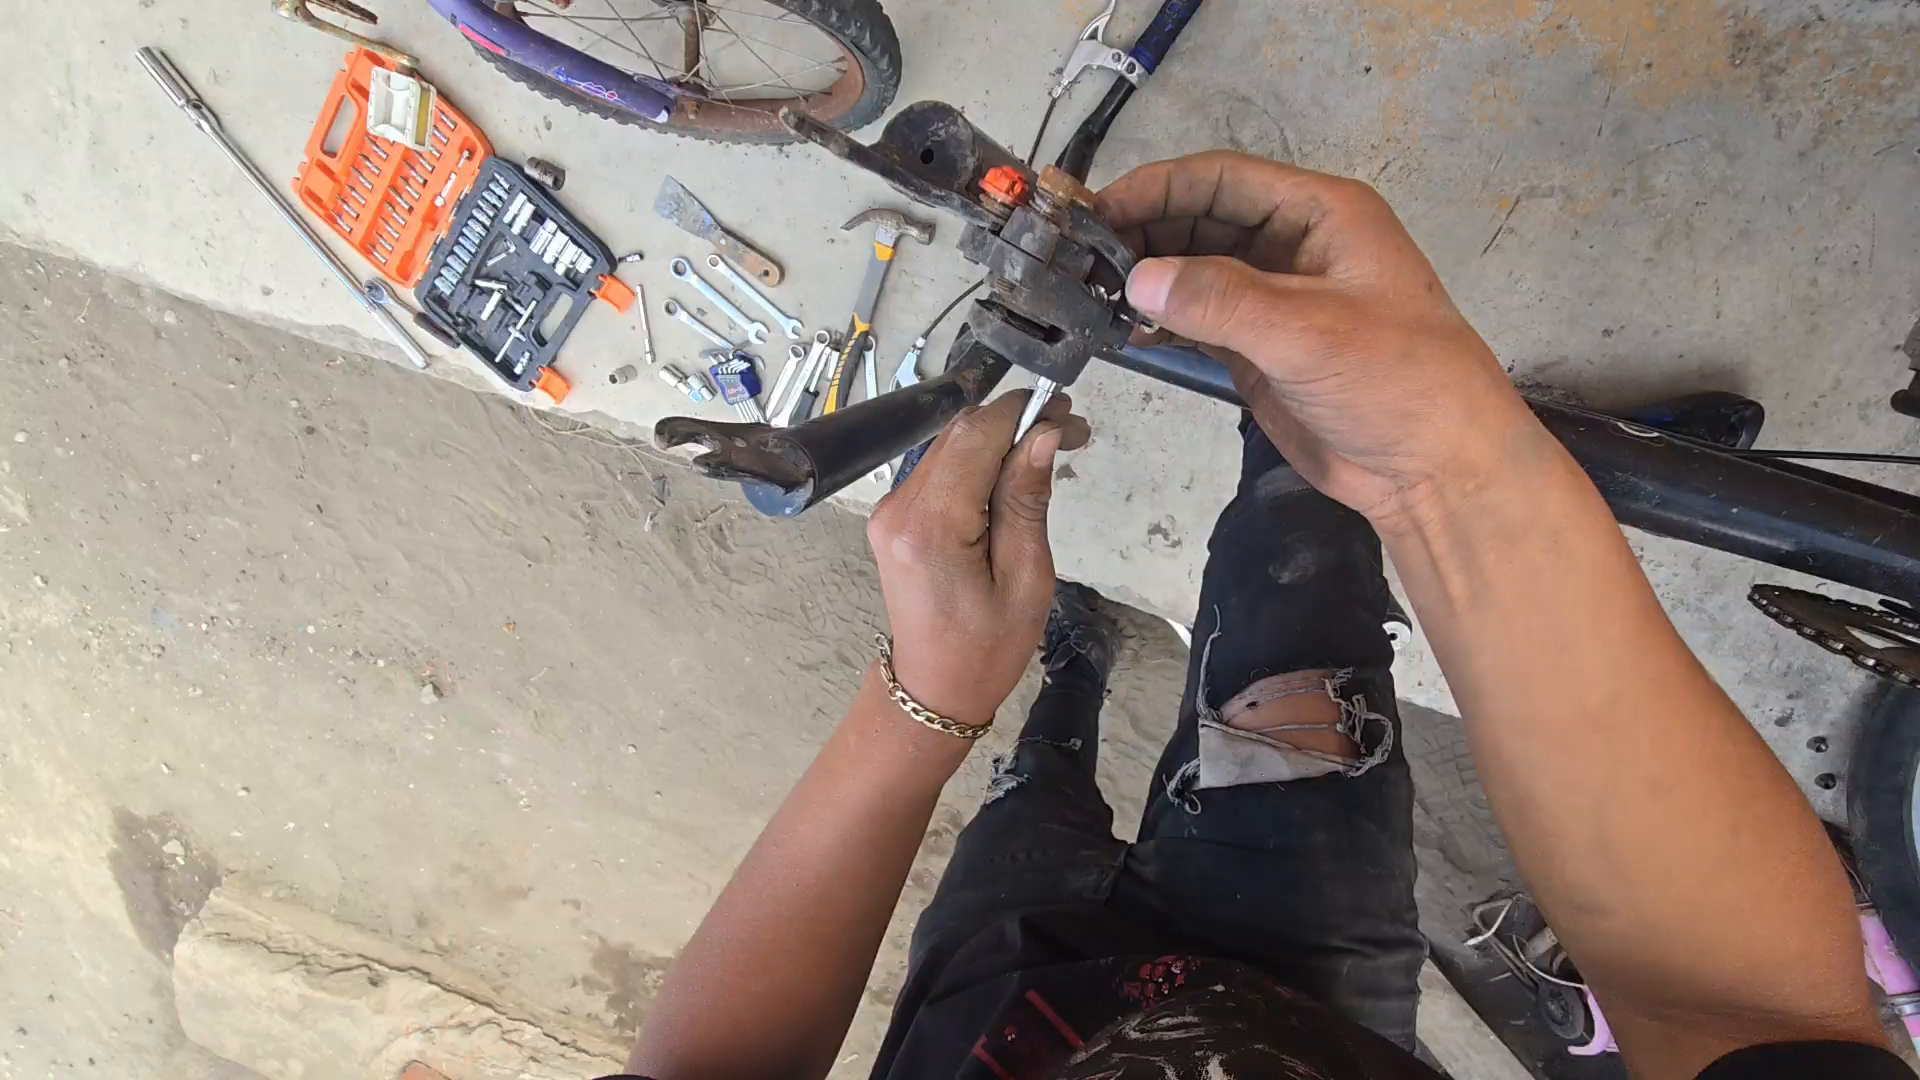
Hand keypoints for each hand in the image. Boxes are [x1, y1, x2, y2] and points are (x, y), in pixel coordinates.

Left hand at [867, 392, 1090, 728]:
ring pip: (949, 447)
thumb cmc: (987, 649)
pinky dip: (978, 463)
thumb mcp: (1026, 579)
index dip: (1024, 413)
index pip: (976, 437)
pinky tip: (1011, 478)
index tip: (1068, 414)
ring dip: (999, 441)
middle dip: (1016, 423)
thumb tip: (1043, 436)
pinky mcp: (894, 517)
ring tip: (1048, 454)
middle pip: (959, 434)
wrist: (933, 687)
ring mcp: (890, 511)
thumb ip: (1026, 501)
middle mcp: (899, 508)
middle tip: (1070, 433)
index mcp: (931, 527)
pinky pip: (940, 471)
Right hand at [1096, 152, 1540, 534]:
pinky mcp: (1253, 349)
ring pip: (1192, 273)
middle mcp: (1288, 248)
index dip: (1157, 188)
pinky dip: (1160, 323)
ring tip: (1090, 293)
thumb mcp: (1306, 331)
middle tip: (1079, 258)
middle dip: (1143, 234)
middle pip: (1199, 223)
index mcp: (1316, 215)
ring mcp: (1268, 301)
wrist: (1427, 466)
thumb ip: (1219, 301)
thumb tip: (1136, 280)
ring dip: (1147, 280)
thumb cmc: (1392, 380)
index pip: (1222, 180)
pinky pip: (1195, 321)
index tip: (1096, 211)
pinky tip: (1125, 331)